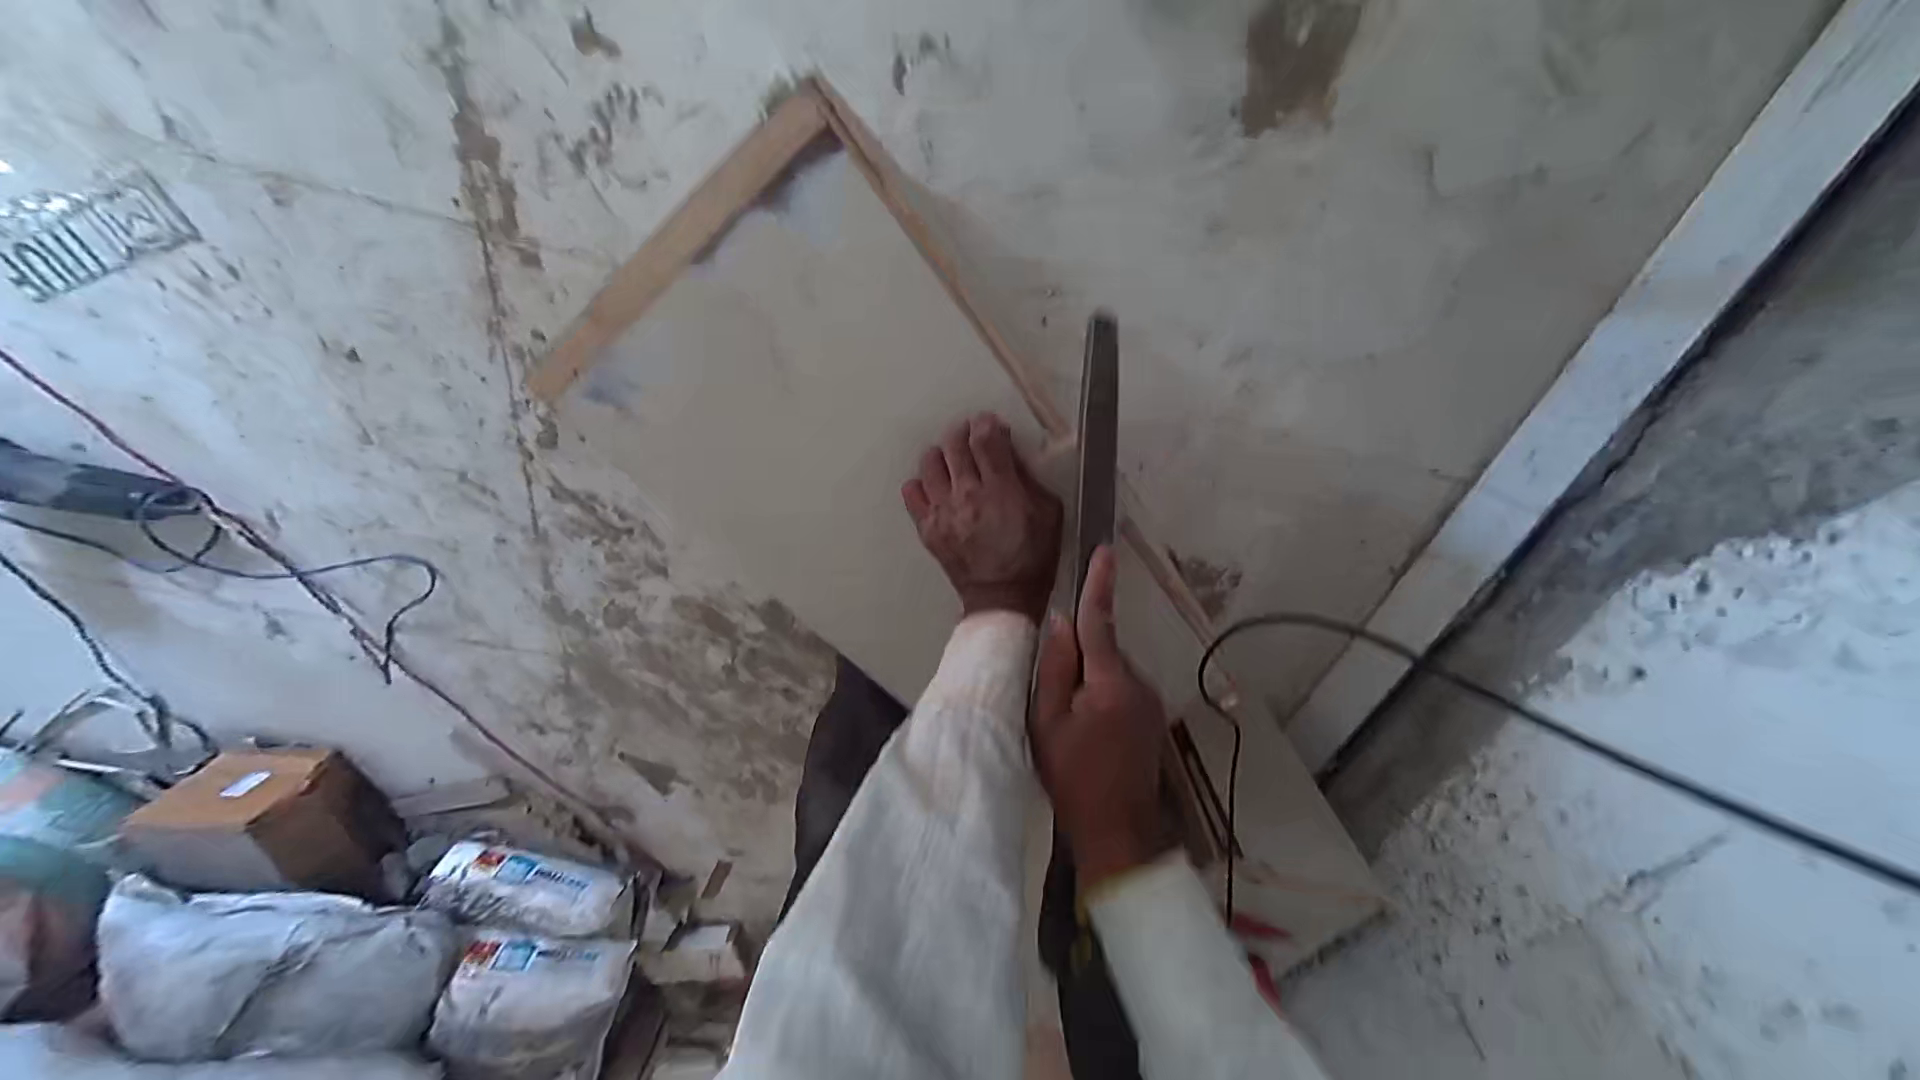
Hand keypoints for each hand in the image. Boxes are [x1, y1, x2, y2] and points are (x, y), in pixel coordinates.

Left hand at [903, 412, 1062, 621]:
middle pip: (953, 443)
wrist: (1003, 599)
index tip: (991, 426)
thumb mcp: (1049, 514)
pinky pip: (911, 492)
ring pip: (929, 461)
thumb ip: (1029, 480)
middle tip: (972, 440)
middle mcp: (967, 496)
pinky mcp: (928, 528)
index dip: (987, 424)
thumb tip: (1010, 456)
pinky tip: (937, 490)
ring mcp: (943, 512)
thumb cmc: (1032, 559)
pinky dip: (922, 485)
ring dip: (943, 456)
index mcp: (1001, 490)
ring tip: (953, 465)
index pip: (985, 438)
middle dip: (964, 434)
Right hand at [1032, 545, 1170, 885]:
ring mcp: (1149, 701)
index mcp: (1110, 682)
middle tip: (1053, 694)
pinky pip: (1120, 687)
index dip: (1100, 585)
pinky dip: (1100, 692)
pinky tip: (1086, 727)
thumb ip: (1054, 667)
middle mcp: (1138, 683)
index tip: (1104, 551)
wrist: (1119, 831)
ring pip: (1110, 669)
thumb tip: (1060, 620)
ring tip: (1068, 720)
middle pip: (1102, 648)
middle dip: (1077, 653)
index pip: (1100, 622)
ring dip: (1088, 677)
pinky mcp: (1151, 717)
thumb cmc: (1073, 777)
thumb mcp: (1047, 722)